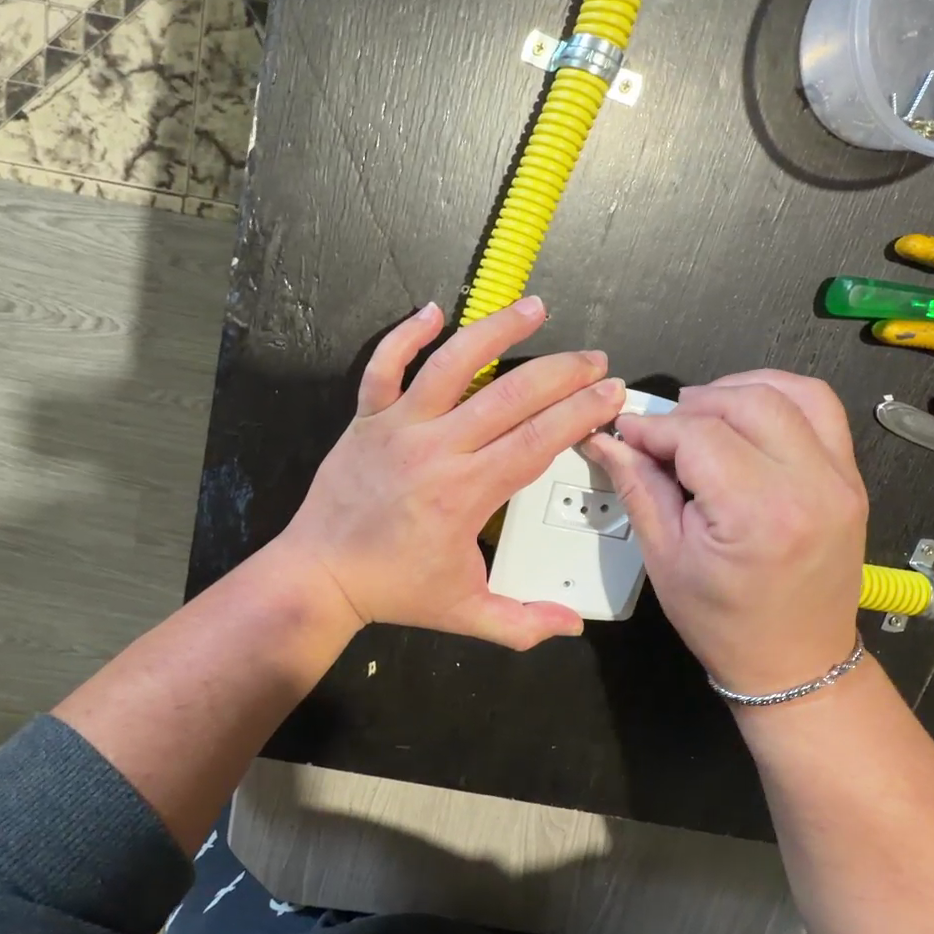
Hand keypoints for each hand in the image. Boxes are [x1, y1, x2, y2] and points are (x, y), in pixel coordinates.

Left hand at [273, 297, 625, 649]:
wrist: (321, 574)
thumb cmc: (394, 590)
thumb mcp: (465, 615)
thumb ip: (523, 623)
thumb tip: (573, 624)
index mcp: (466, 493)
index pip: (539, 439)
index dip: (582, 412)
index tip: (611, 395)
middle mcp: (436, 449)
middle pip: (511, 395)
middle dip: (562, 372)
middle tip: (594, 361)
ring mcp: (397, 427)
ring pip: (452, 365)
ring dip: (496, 331)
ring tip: (534, 308)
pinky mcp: (366, 419)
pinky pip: (383, 367)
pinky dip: (406, 336)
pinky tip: (433, 311)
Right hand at [583, 371, 868, 693]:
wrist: (796, 662)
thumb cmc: (722, 622)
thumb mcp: (664, 558)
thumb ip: (638, 487)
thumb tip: (608, 440)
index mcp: (757, 515)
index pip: (699, 435)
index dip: (654, 427)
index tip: (626, 433)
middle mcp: (811, 487)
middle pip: (748, 403)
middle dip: (692, 405)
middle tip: (659, 430)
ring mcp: (841, 480)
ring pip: (793, 393)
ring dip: (738, 390)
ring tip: (701, 414)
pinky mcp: (852, 478)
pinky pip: (823, 410)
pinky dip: (781, 397)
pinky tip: (745, 415)